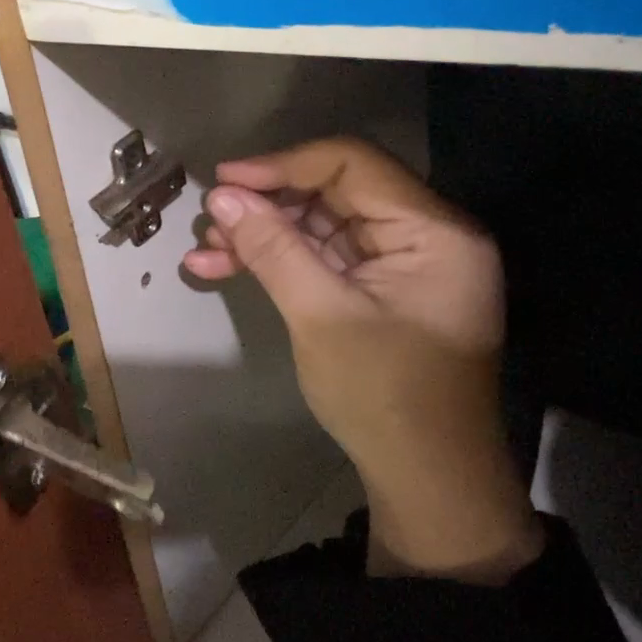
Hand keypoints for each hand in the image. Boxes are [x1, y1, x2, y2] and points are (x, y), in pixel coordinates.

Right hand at [184, 137, 541, 582]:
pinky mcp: (375, 287)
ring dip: (260, 232)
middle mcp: (423, 235)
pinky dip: (273, 259)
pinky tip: (220, 267)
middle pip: (332, 190)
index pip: (353, 164)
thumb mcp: (319, 314)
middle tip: (209, 220)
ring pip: (317, 222)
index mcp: (433, 231)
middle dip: (265, 204)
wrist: (424, 477)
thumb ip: (272, 247)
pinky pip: (318, 255)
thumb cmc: (383, 393)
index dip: (283, 164)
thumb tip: (219, 194)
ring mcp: (398, 263)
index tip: (223, 181)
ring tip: (207, 248)